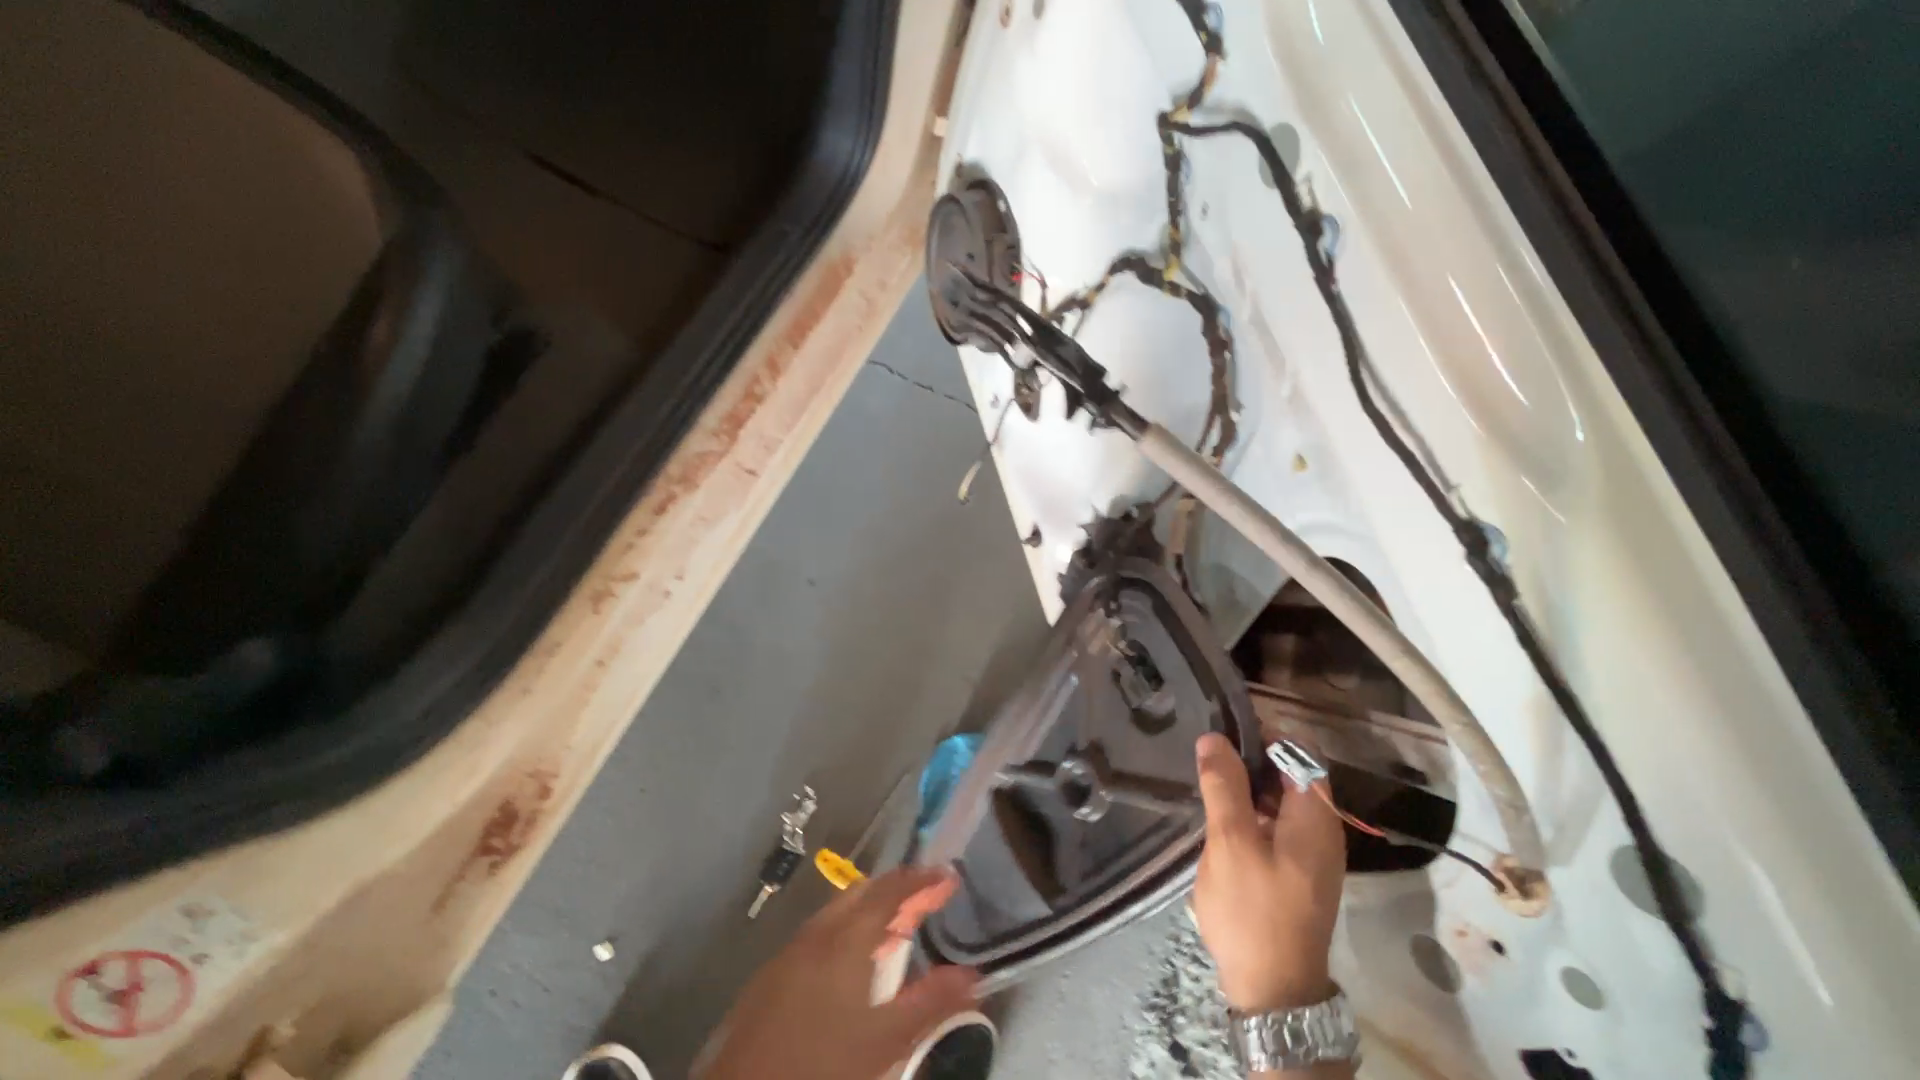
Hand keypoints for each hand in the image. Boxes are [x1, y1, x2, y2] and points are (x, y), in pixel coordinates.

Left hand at [699, 866, 978, 1079]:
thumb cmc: (823, 1066)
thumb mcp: (886, 1041)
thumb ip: (931, 1003)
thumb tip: (971, 975)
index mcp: (845, 941)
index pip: (889, 892)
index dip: (920, 880)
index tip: (948, 876)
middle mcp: (815, 936)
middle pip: (859, 894)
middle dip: (895, 889)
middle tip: (926, 898)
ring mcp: (788, 954)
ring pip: (835, 914)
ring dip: (868, 912)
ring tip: (896, 931)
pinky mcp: (770, 977)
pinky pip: (817, 936)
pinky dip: (844, 933)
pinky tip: (852, 965)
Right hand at [1191, 733, 1345, 1011]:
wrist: (1274, 990)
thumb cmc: (1253, 910)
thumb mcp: (1231, 843)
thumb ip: (1223, 787)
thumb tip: (1213, 738)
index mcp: (1315, 816)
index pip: (1299, 752)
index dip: (1265, 733)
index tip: (1224, 725)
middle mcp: (1322, 830)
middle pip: (1292, 775)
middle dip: (1253, 760)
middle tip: (1207, 753)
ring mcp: (1312, 856)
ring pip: (1282, 803)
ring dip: (1250, 789)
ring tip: (1208, 781)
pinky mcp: (1298, 875)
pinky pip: (1278, 828)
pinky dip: (1253, 815)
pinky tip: (1222, 821)